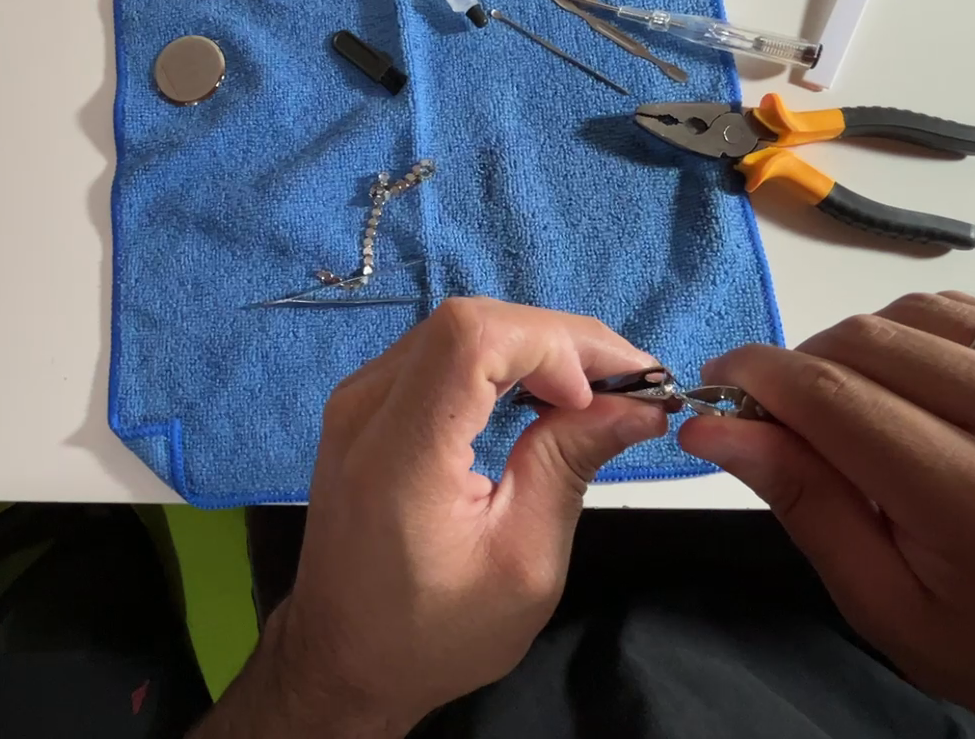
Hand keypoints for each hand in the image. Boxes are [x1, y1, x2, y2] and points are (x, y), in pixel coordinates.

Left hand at [196, 299, 668, 737]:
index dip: (547, 345)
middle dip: (556, 340)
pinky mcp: (366, 398)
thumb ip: (568, 466)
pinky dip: (500, 356)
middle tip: (623, 380)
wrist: (341, 652)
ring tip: (593, 385)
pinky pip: (441, 349)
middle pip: (468, 323)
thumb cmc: (431, 630)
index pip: (469, 340)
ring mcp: (359, 394)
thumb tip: (633, 405)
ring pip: (457, 327)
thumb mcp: (522, 566)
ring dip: (532, 344)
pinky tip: (539, 388)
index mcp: (398, 452)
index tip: (601, 392)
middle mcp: (367, 404)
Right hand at [680, 292, 974, 738]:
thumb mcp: (882, 604)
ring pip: (917, 313)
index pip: (836, 399)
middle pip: (870, 342)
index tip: (718, 383)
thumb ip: (798, 499)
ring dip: (860, 348)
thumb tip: (708, 425)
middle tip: (785, 410)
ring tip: (861, 403)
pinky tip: (926, 389)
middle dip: (801, 365)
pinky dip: (923, 339)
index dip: (757, 377)